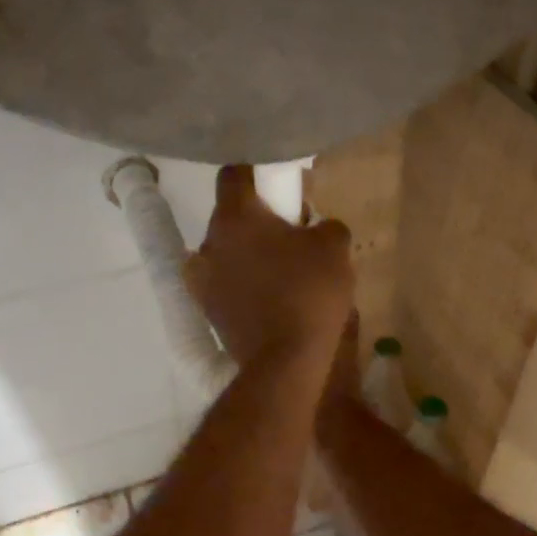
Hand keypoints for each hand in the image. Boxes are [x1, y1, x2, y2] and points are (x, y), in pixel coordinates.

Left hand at [185, 165, 354, 366]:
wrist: (286, 361)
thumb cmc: (309, 292)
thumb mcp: (334, 247)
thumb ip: (325, 225)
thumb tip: (316, 227)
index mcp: (234, 216)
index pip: (234, 174)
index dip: (256, 173)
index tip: (279, 185)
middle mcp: (208, 243)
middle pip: (231, 217)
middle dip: (258, 221)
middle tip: (292, 235)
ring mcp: (202, 281)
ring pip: (227, 252)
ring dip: (248, 254)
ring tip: (281, 272)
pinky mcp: (207, 311)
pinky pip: (226, 283)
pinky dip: (243, 283)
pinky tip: (270, 298)